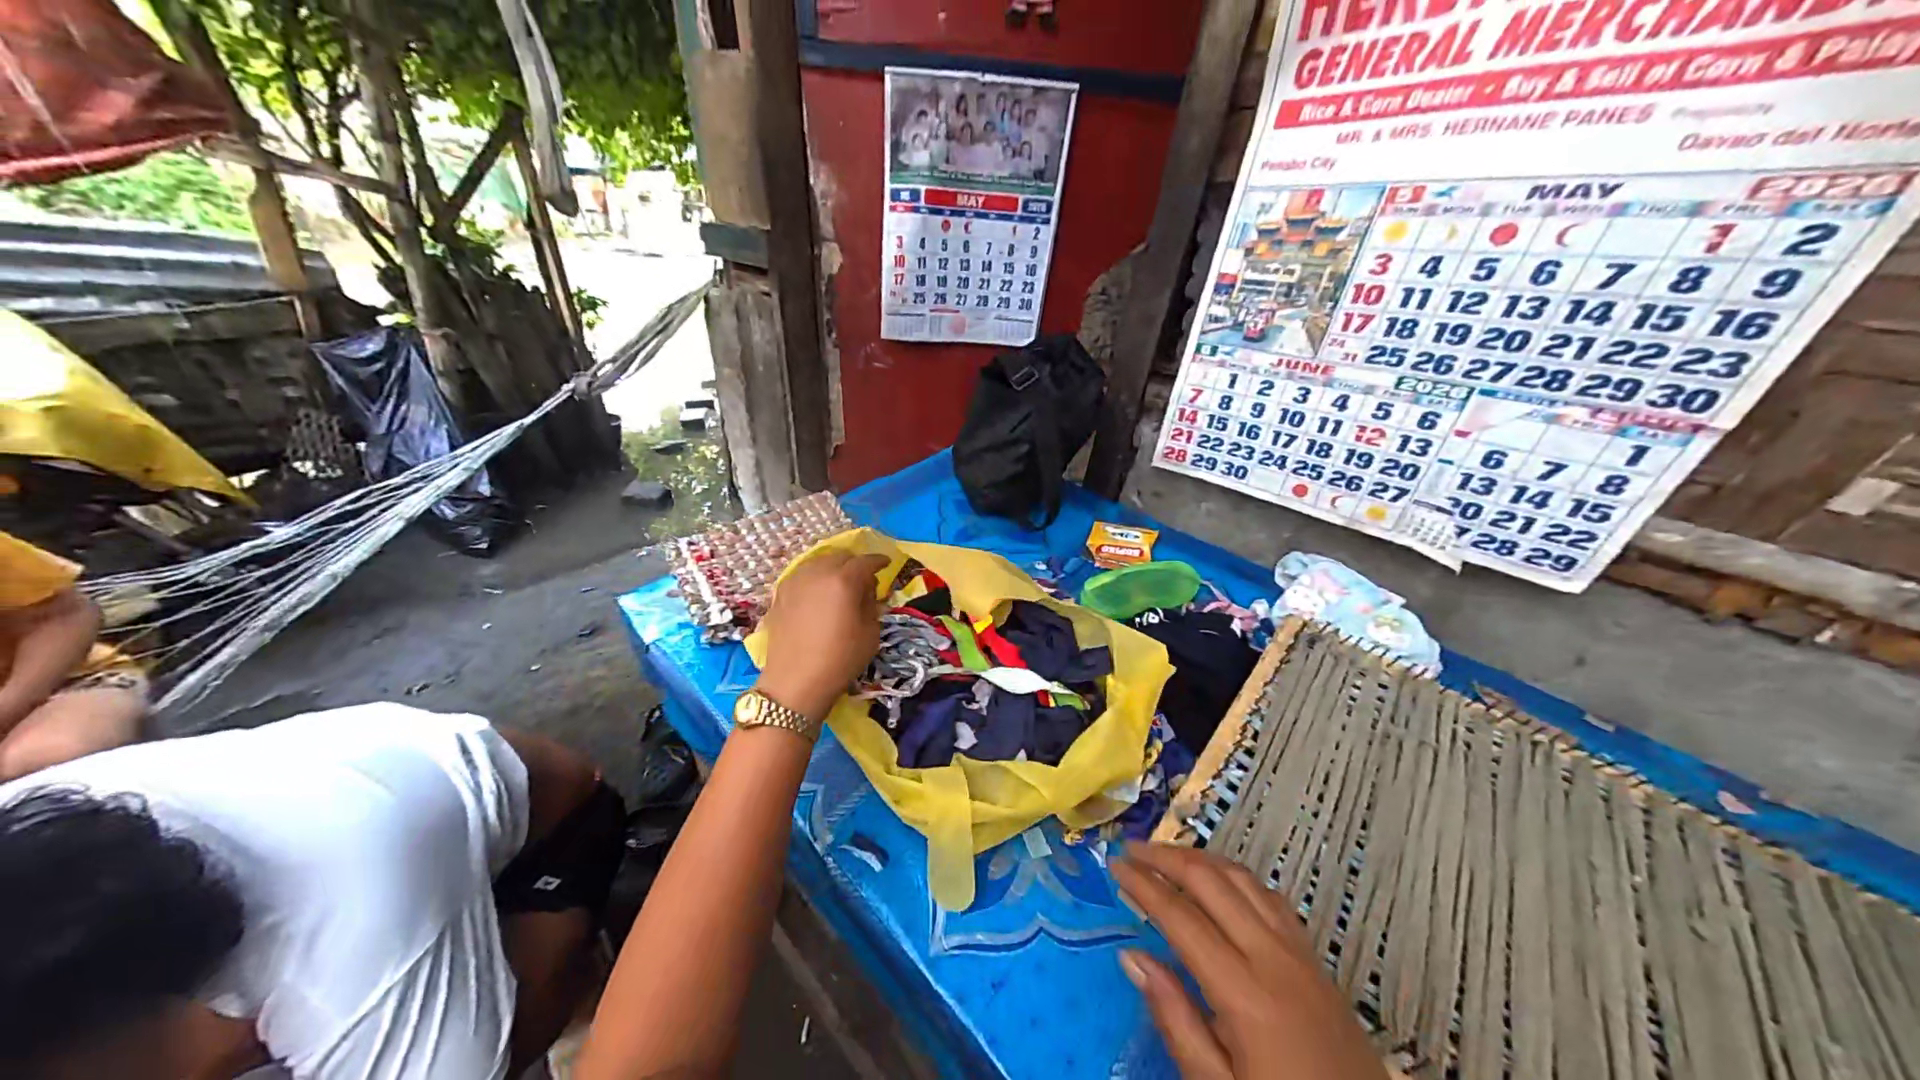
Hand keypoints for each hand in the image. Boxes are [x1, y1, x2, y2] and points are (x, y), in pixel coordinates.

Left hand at [755, 551, 889, 720]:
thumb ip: (871, 604)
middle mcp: (817, 573)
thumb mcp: (870, 633)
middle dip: (854, 564)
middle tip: (864, 579)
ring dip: (833, 568)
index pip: (865, 561)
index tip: (886, 564)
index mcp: (843, 580)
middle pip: (840, 557)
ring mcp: (795, 581)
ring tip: (839, 585)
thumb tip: (866, 593)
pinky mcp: (780, 593)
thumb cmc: (840, 660)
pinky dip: (815, 578)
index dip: (878, 561)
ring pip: (818, 562)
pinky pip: (803, 576)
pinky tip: (819, 594)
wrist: (795, 682)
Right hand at [1113, 844, 1387, 1079]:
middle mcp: (1273, 957)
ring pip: (1243, 879)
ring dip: (1200, 859)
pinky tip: (1218, 882)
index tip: (1113, 866)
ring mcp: (1300, 953)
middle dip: (1167, 858)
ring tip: (1165, 855)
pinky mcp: (1316, 959)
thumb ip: (1175, 1020)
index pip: (1182, 918)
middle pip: (1212, 882)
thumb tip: (1132, 957)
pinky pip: (1269, 896)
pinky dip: (1234, 876)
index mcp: (1245, 993)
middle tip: (1131, 849)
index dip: (1144, 885)